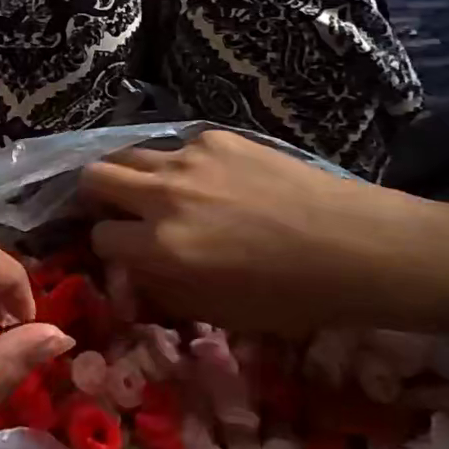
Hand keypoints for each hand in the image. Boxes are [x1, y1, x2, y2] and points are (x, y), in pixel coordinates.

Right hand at [81, 131, 429, 335]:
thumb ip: (163, 288)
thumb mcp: (218, 312)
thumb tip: (133, 268)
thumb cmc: (290, 294)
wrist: (354, 243)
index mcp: (163, 248)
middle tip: (114, 208)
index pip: (100, 238)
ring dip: (130, 174)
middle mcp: (164, 195)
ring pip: (129, 154)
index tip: (124, 250)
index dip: (108, 248)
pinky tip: (211, 181)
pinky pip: (176, 147)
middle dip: (95, 195)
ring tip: (153, 190)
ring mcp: (188, 158)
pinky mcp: (214, 136)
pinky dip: (178, 165)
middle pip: (95, 176)